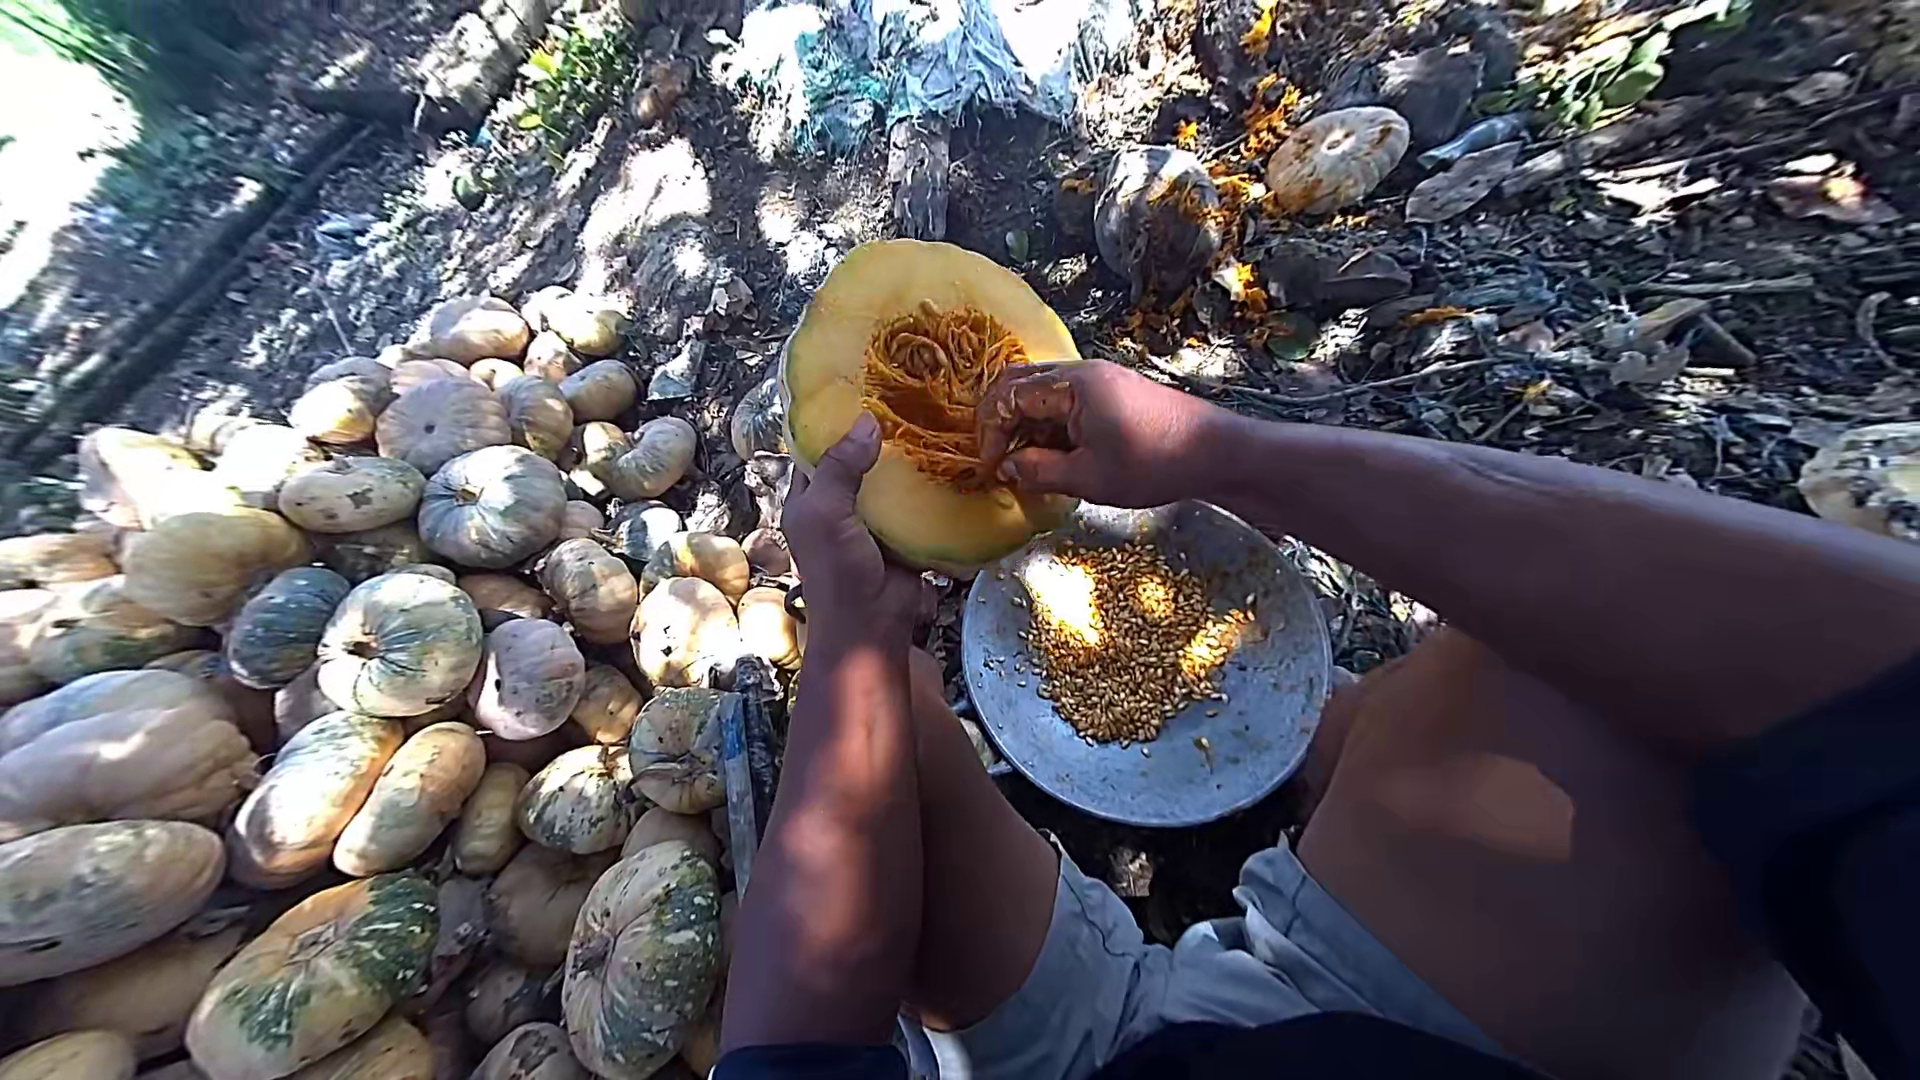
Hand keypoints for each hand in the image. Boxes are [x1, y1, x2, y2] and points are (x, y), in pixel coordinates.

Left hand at [786, 412, 925, 640]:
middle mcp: (840, 504)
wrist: (873, 623)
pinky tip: (948, 460)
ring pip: (890, 480)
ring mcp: (873, 519)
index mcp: (811, 497)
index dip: (835, 421)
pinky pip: (915, 502)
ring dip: (907, 459)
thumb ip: (839, 468)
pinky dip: (928, 486)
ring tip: (932, 420)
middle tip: (907, 401)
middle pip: (858, 460)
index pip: (818, 448)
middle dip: (878, 436)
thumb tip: (866, 420)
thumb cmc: (838, 571)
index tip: (862, 390)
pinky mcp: (903, 533)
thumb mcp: (825, 514)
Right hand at [975, 360, 1234, 507]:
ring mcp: (1097, 380)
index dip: (991, 432)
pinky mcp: (1109, 392)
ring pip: (1040, 393)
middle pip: (1019, 385)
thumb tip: (1005, 468)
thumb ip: (1038, 471)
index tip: (991, 467)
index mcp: (1073, 384)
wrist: (1215, 452)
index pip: (1010, 396)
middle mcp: (1082, 372)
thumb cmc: (1153, 464)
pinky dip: (1048, 426)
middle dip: (1001, 423)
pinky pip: (1063, 402)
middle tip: (998, 460)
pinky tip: (1053, 455)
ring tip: (1026, 463)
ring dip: (1024, 426)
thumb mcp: (1088, 477)